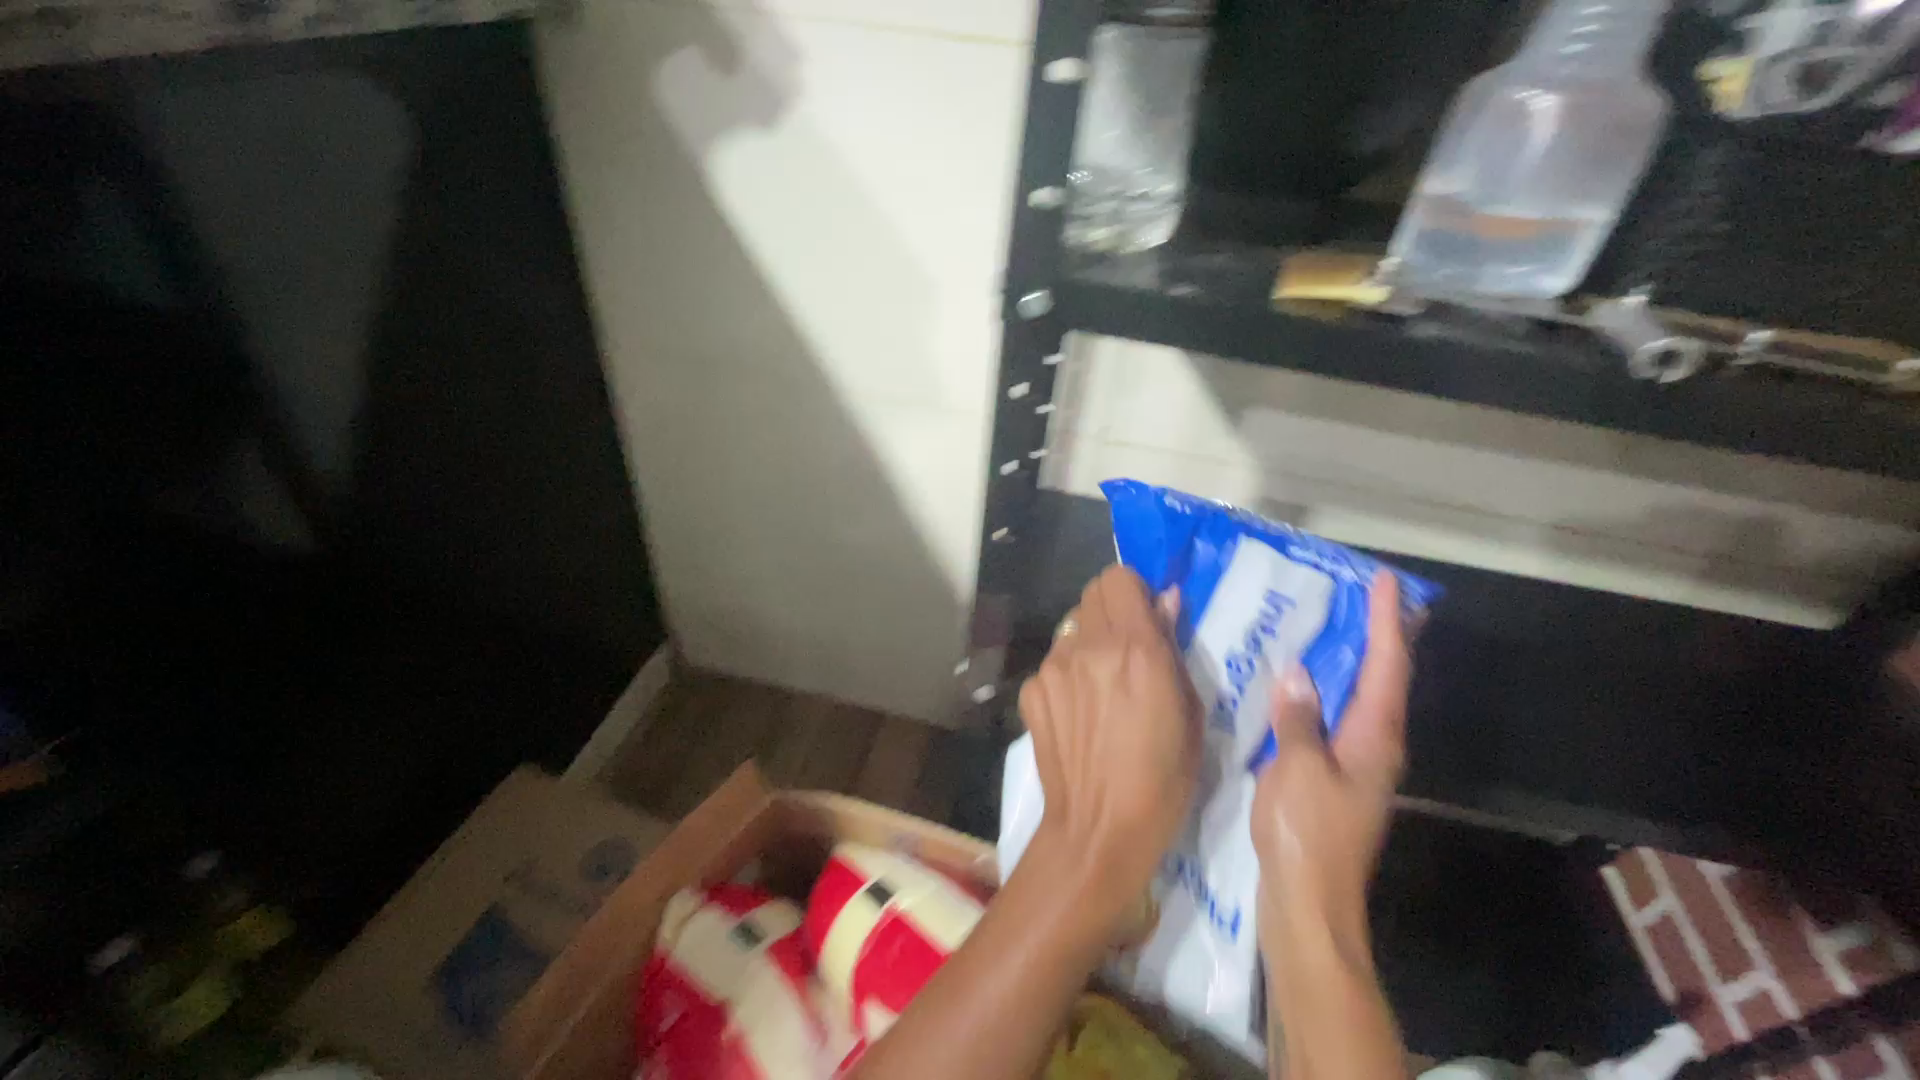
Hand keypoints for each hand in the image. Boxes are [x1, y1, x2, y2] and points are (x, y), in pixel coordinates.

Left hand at [1019, 565, 1200, 916]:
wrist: (1099, 829)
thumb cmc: (1163, 780)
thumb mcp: (1192, 714)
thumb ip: (1174, 649)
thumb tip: (1166, 602)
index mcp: (1136, 649)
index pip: (1120, 578)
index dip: (1136, 591)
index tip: (1149, 617)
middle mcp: (1089, 647)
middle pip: (1093, 594)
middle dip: (1114, 611)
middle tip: (1130, 650)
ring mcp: (1053, 669)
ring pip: (1072, 628)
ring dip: (1090, 643)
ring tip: (1104, 689)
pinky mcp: (1031, 692)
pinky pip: (1054, 664)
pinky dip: (1069, 676)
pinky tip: (1080, 714)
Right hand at [1251, 570, 1410, 934]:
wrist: (1309, 903)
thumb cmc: (1306, 834)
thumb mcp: (1296, 769)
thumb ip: (1297, 719)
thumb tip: (1296, 674)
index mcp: (1373, 737)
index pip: (1386, 666)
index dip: (1387, 621)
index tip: (1387, 581)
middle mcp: (1374, 746)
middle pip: (1387, 680)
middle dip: (1386, 636)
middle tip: (1377, 596)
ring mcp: (1356, 766)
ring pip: (1362, 699)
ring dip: (1357, 661)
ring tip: (1340, 628)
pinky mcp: (1333, 781)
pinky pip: (1337, 720)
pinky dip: (1328, 692)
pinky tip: (1303, 688)